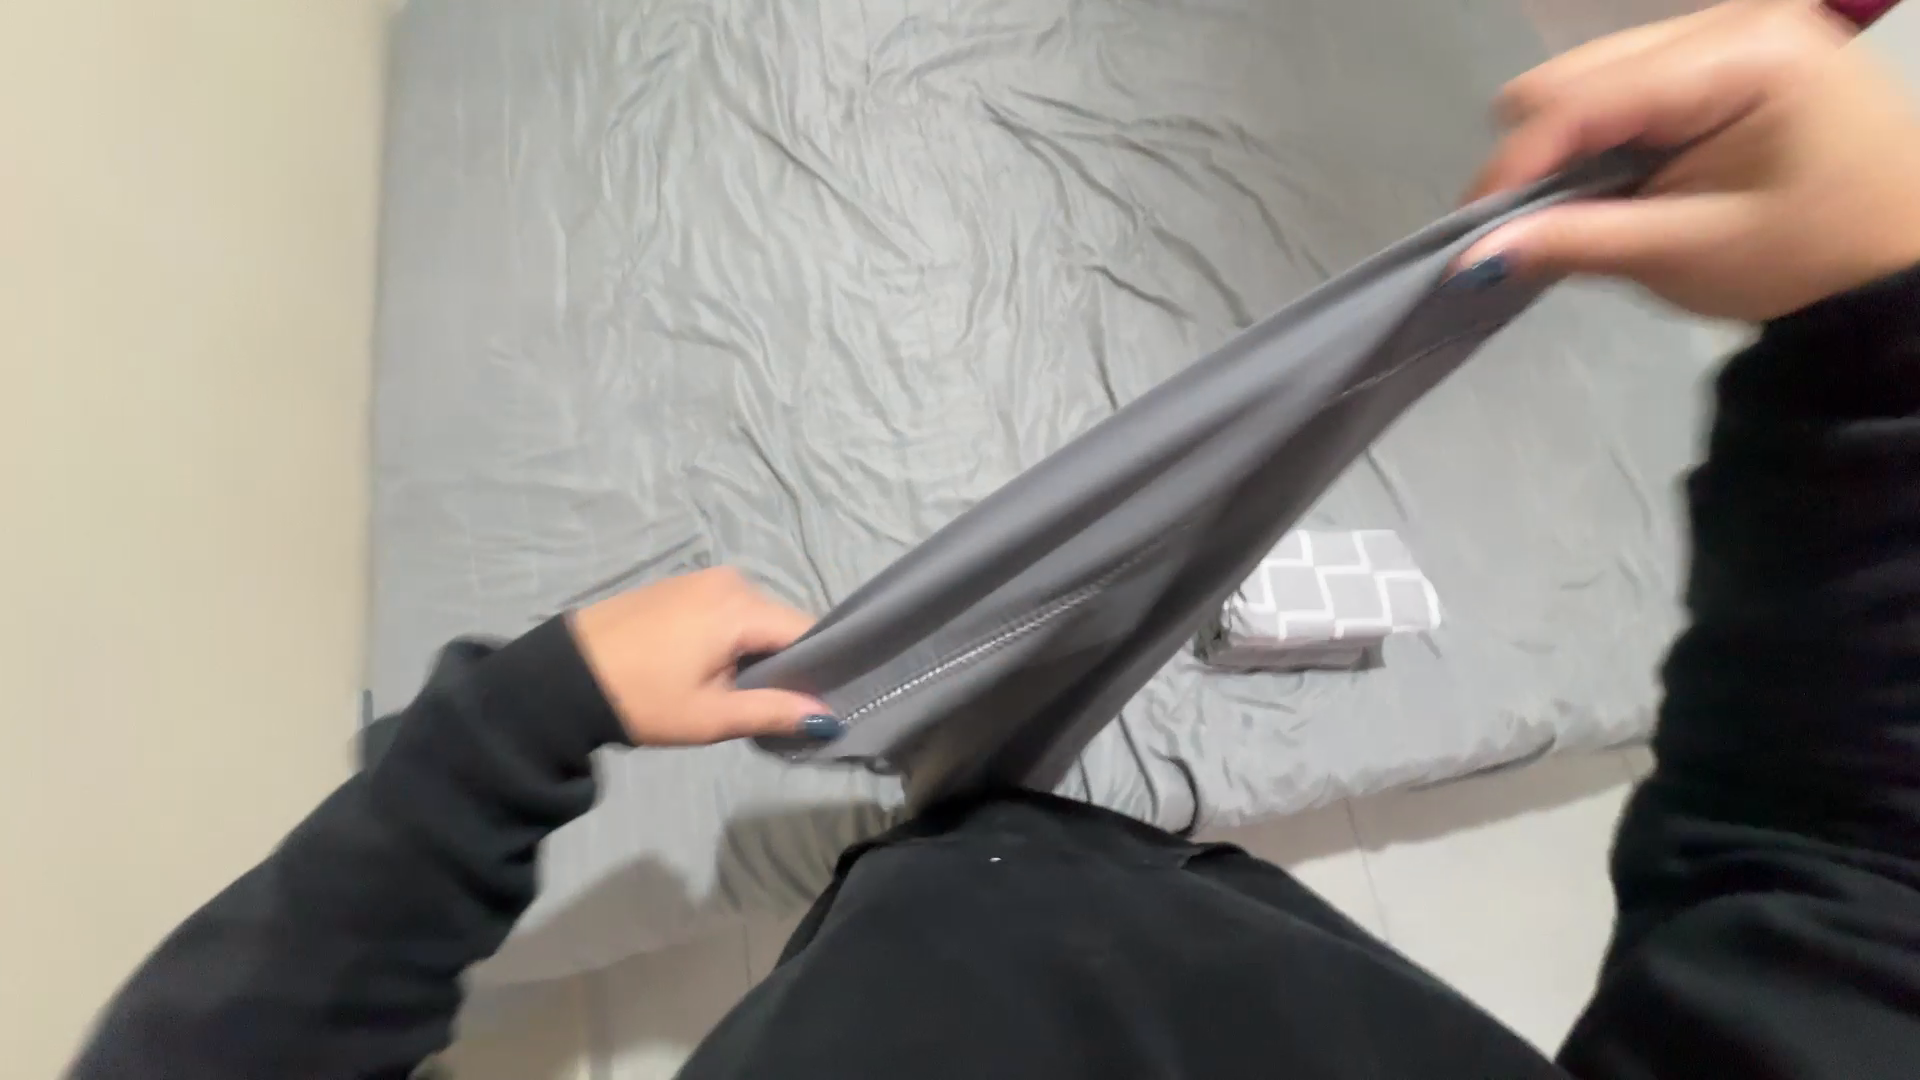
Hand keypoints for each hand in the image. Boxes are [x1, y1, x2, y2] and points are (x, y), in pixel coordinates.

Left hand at [567, 568, 841, 745]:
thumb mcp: (710, 715)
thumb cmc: (641, 698)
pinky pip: (731, 607)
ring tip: (737, 686)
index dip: (819, 664)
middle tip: (772, 701)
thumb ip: (774, 711)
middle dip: (786, 658)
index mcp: (741, 606)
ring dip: (758, 647)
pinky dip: (734, 634)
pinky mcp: (684, 583)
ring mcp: (705, 577)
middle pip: (782, 621)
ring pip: (757, 615)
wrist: (560, 678)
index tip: (816, 698)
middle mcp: (732, 580)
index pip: (807, 630)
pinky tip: (713, 663)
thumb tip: (829, 717)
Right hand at [1461, 0, 1919, 320]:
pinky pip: (1602, 93)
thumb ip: (1570, 244)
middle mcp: (1726, 25)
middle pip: (1567, 78)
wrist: (1887, 255)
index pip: (1580, 101)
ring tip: (1570, 205)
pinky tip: (1601, 180)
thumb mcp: (1678, 253)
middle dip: (1529, 157)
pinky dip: (1578, 144)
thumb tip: (1468, 259)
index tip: (1471, 234)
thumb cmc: (1801, 254)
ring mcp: (1717, 37)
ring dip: (1550, 151)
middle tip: (1525, 224)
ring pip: (1574, 83)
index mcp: (1739, 59)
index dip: (1511, 168)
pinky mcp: (1705, 62)